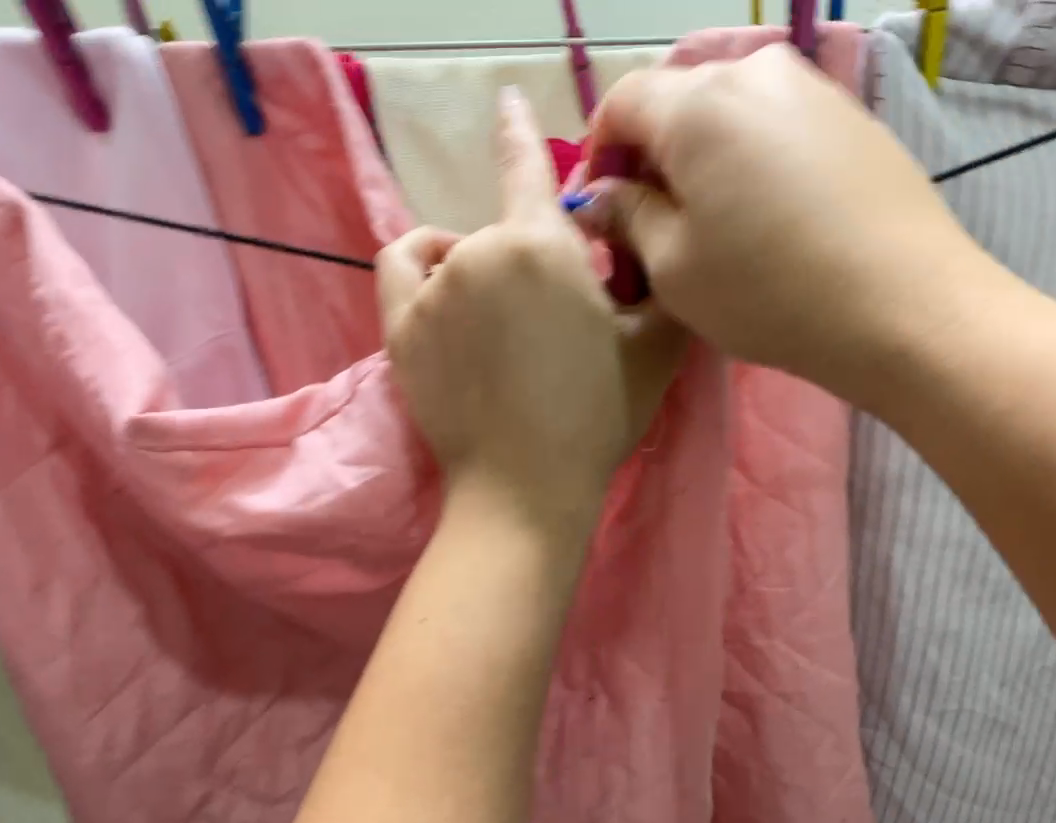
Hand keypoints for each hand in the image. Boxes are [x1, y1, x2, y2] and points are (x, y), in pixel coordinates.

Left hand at [379, 87, 686, 534]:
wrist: (526, 488)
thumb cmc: (597, 418)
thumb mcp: (655, 347)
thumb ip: (654, 279)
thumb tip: (642, 243)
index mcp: (542, 245)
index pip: (529, 166)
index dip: (521, 132)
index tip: (507, 102)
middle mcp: (478, 250)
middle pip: (504, 229)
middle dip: (531, 257)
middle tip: (553, 319)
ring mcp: (432, 289)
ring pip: (457, 249)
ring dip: (483, 268)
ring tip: (504, 319)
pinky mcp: (400, 327)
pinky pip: (401, 262)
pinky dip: (423, 262)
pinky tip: (444, 284)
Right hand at [575, 46, 1015, 406]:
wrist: (905, 308)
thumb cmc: (769, 293)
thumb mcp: (675, 267)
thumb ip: (628, 218)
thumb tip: (602, 197)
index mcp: (699, 102)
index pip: (622, 102)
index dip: (599, 154)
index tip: (600, 210)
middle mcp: (757, 73)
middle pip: (679, 101)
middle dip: (653, 158)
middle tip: (651, 225)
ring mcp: (815, 91)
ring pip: (732, 115)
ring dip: (705, 161)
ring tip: (712, 227)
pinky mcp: (855, 121)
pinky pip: (779, 130)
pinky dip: (754, 164)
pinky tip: (767, 220)